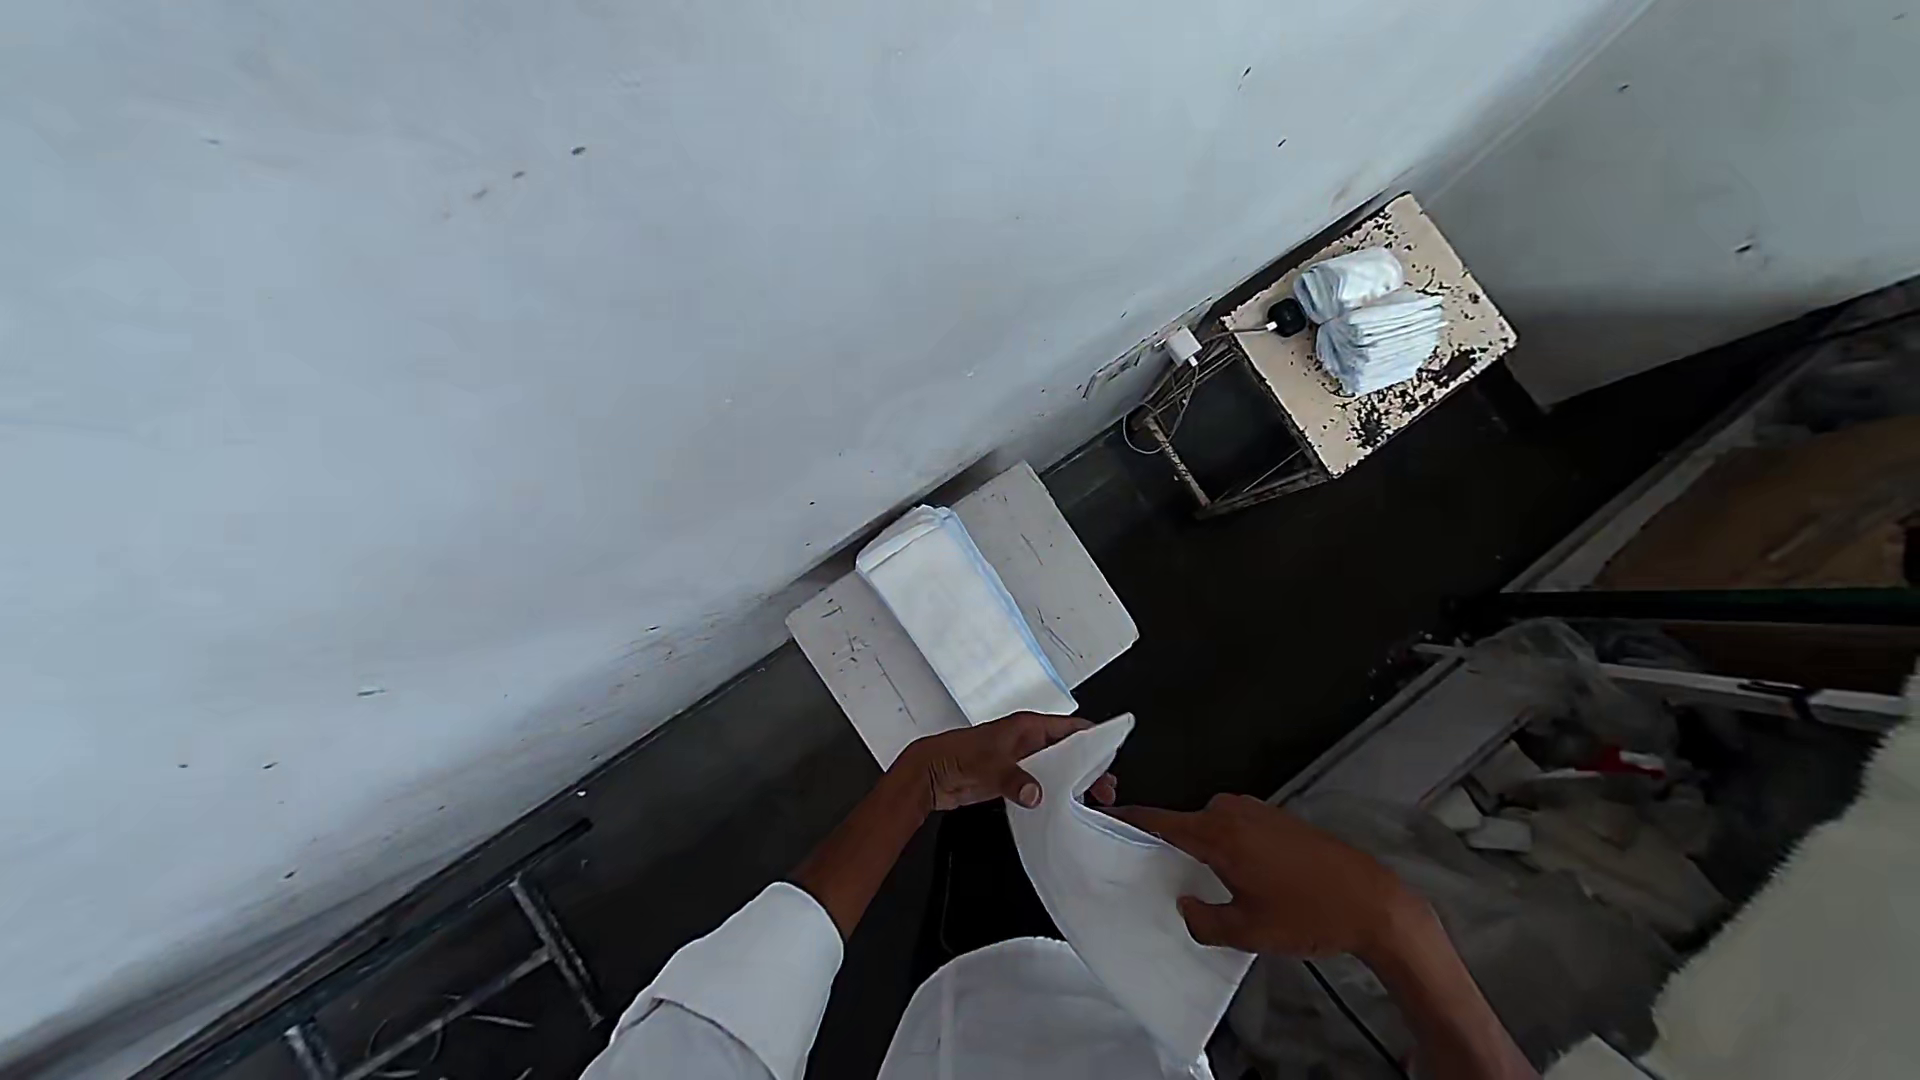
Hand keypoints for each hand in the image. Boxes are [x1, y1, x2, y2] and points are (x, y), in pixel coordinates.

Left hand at [893, 712, 1118, 810]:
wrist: (931, 772)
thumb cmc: (958, 755)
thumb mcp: (991, 765)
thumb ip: (1016, 780)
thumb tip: (1037, 794)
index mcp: (1027, 727)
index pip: (1070, 727)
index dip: (1093, 738)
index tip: (1113, 750)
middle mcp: (1027, 740)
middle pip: (1068, 750)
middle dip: (1089, 766)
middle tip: (1107, 787)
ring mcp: (1020, 759)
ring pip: (1057, 768)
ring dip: (1074, 782)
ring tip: (1093, 799)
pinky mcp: (1012, 778)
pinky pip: (1042, 783)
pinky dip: (1055, 793)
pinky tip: (1064, 807)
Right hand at [1109, 794, 1420, 960]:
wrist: (1373, 901)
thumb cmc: (1310, 913)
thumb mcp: (1248, 931)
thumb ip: (1203, 920)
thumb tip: (1186, 906)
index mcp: (1215, 833)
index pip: (1158, 820)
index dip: (1129, 819)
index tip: (1107, 816)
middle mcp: (1230, 810)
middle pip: (1184, 823)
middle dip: (1175, 847)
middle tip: (1172, 878)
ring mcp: (1254, 809)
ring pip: (1211, 825)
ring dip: (1207, 847)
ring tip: (1221, 885)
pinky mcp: (1274, 814)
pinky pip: (1234, 824)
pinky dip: (1229, 843)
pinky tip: (1250, 875)